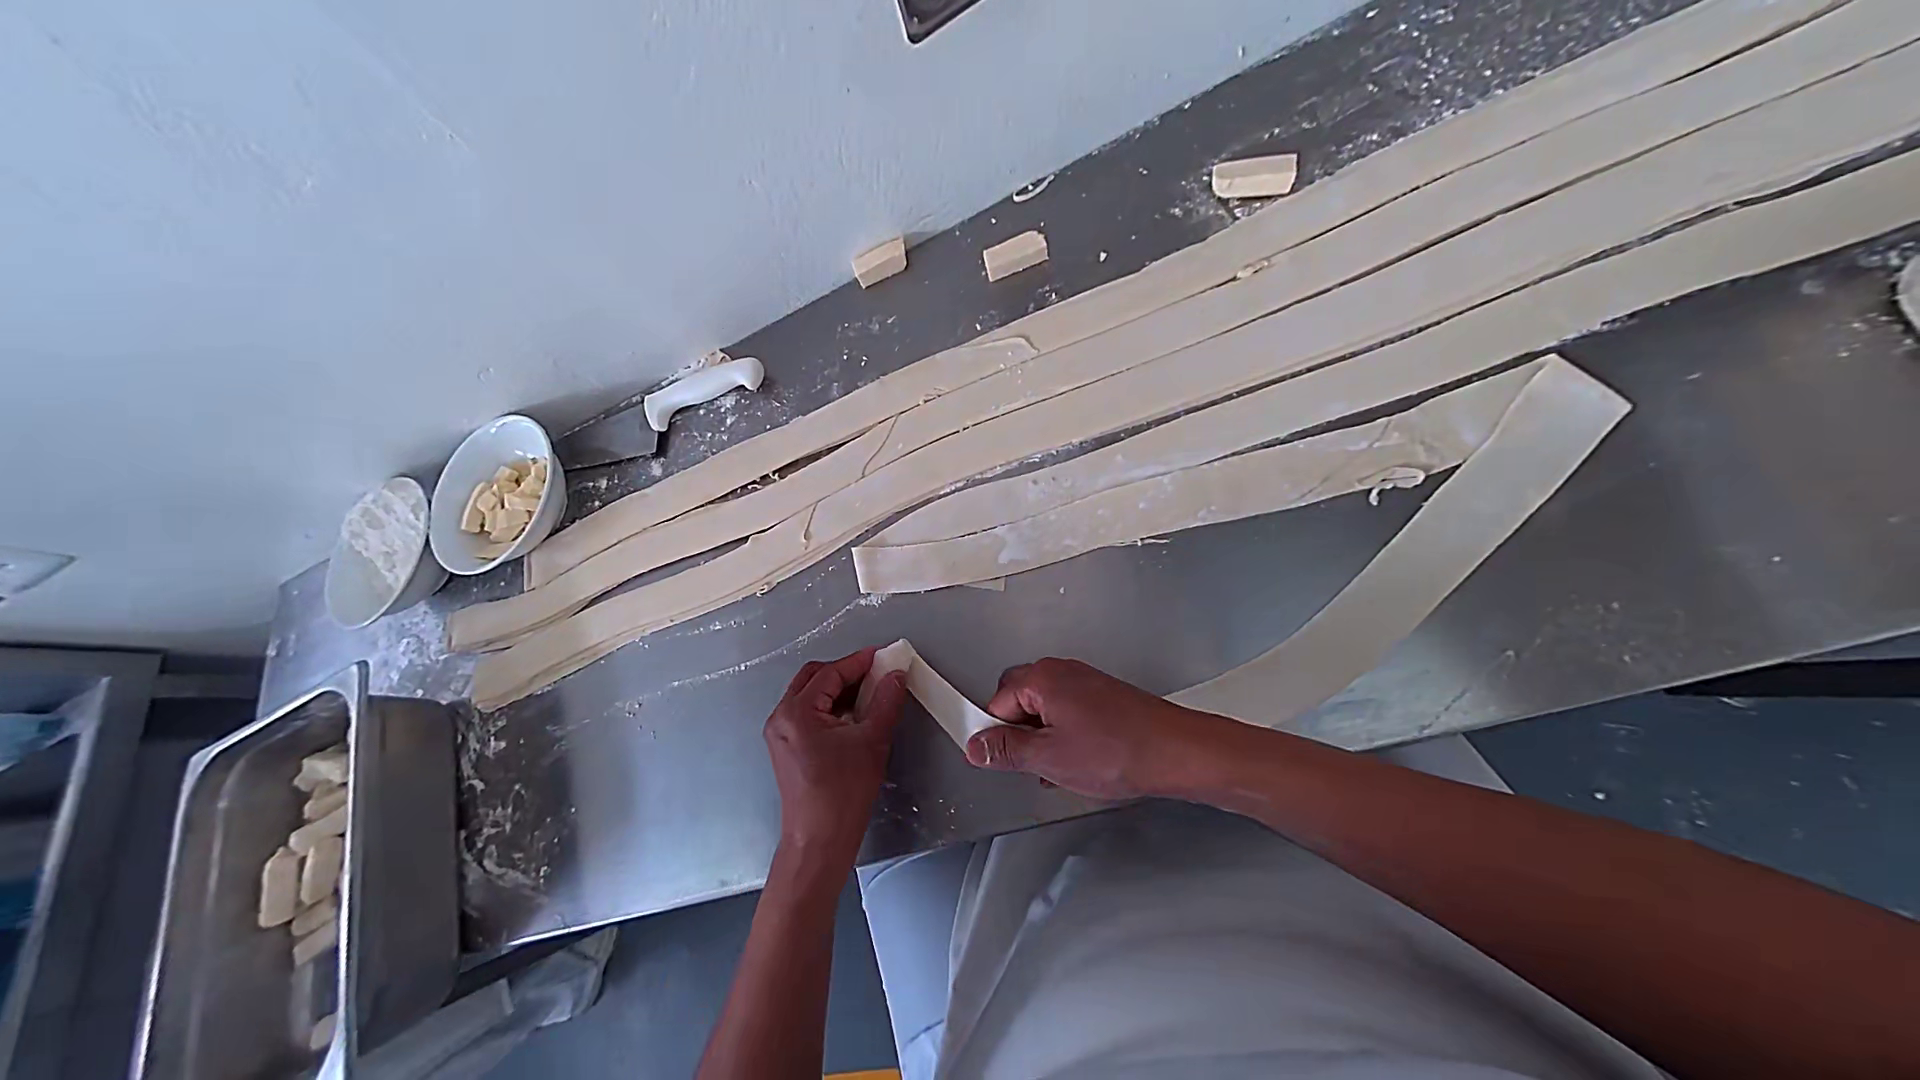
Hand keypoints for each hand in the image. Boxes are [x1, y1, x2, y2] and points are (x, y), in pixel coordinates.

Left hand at [764, 648, 907, 865]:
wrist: (820, 840)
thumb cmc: (842, 794)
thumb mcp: (872, 741)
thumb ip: (886, 702)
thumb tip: (895, 676)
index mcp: (797, 712)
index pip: (831, 673)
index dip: (859, 662)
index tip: (883, 656)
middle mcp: (781, 718)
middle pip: (814, 677)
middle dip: (846, 672)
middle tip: (876, 673)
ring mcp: (780, 733)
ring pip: (810, 695)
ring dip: (839, 689)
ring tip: (870, 694)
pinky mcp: (786, 747)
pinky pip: (808, 713)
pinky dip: (831, 707)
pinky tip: (855, 715)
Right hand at [965, 657, 1243, 799]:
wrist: (1177, 753)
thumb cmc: (1123, 750)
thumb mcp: (1049, 759)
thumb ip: (1005, 750)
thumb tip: (978, 746)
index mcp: (1042, 678)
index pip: (995, 702)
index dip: (994, 734)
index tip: (995, 758)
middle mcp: (1062, 672)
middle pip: (1017, 701)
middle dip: (1018, 735)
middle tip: (1031, 764)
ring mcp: (1084, 682)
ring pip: (1043, 710)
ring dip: (1043, 738)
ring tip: (1064, 767)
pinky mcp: (1101, 697)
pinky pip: (1067, 713)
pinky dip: (1065, 736)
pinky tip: (1081, 762)